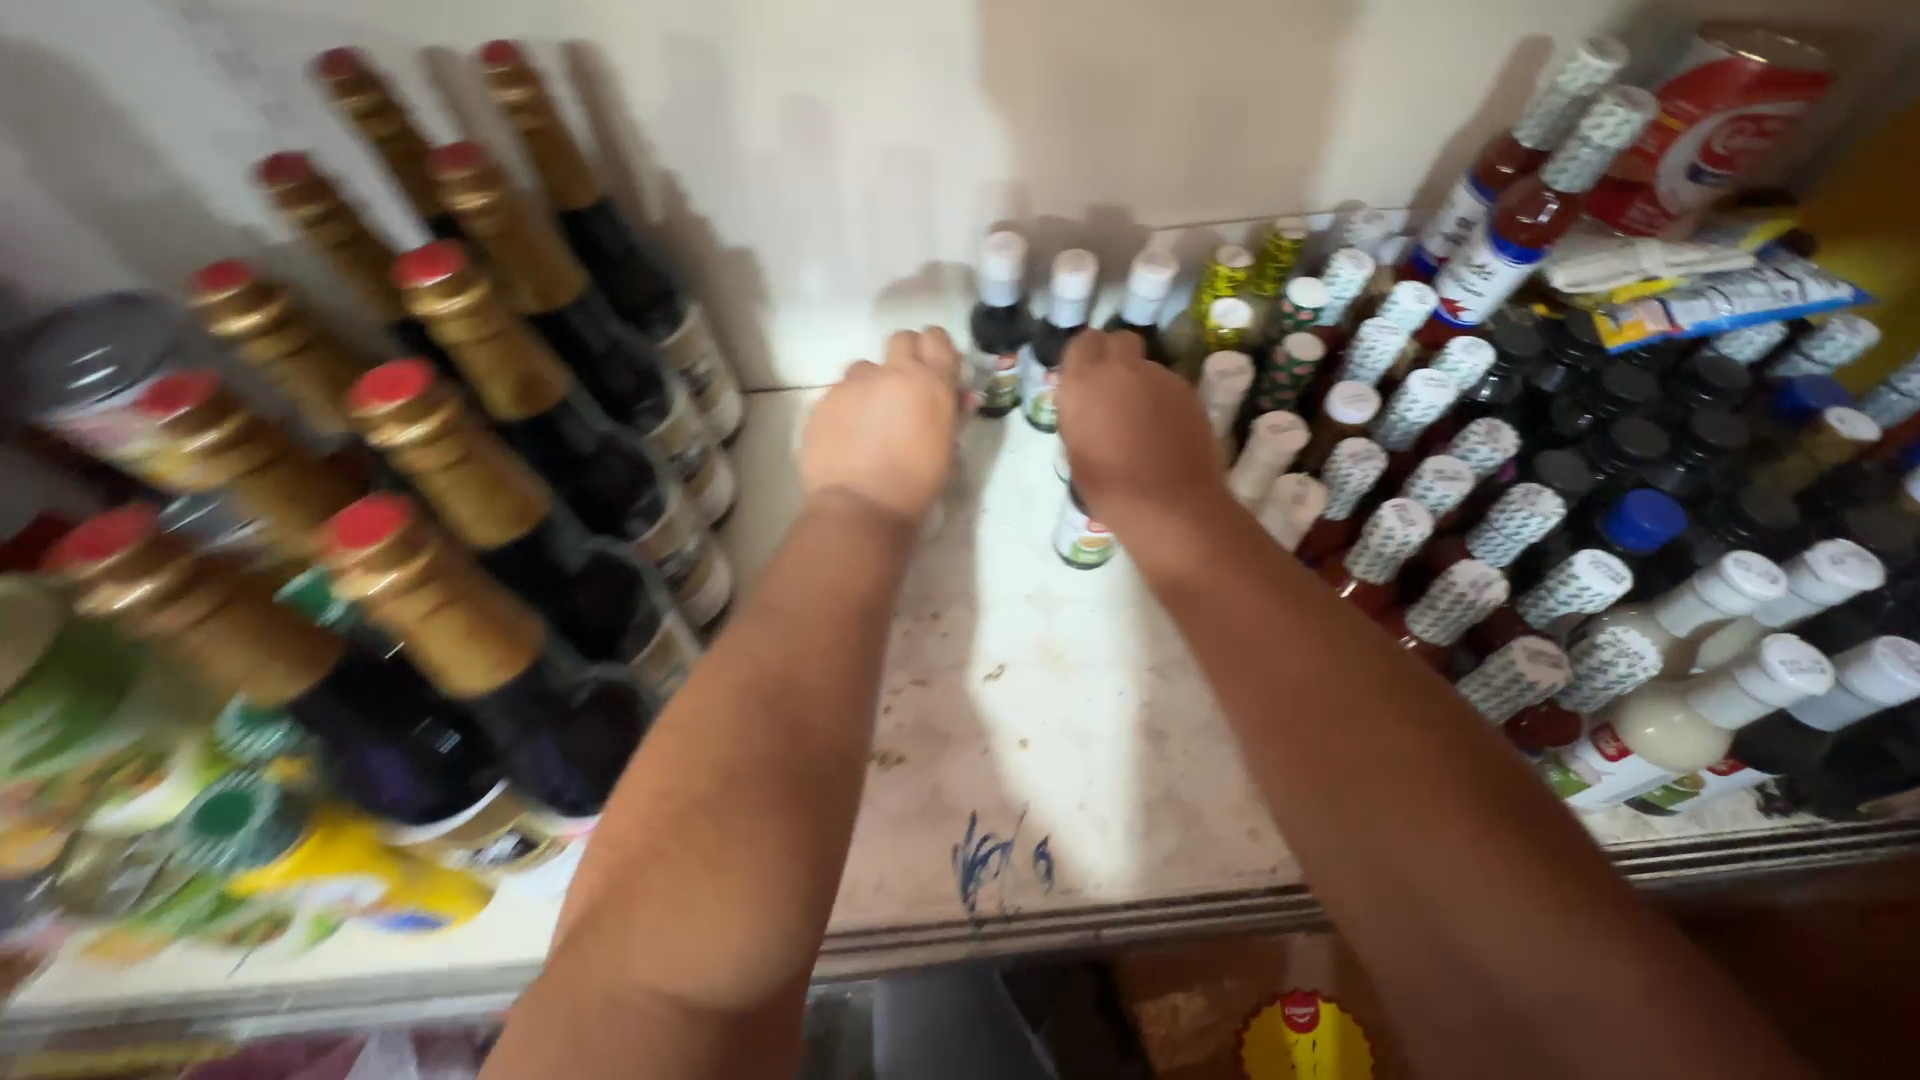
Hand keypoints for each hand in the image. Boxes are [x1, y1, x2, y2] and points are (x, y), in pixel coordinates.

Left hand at [800, 327, 961, 527]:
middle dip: (904, 357)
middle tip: (904, 388)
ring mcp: (854, 385)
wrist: (861, 506)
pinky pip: (839, 393)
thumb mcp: (946, 449)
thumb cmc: (916, 485)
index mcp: (931, 384)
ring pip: (864, 367)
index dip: (934, 349)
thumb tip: (959, 397)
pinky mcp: (824, 401)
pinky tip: (847, 438)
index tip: (933, 366)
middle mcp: (892, 374)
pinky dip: (846, 408)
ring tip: (870, 419)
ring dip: (871, 384)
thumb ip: (951, 414)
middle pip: (900, 340)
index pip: (936, 338)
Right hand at [1057, 330, 1223, 529]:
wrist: (1169, 504)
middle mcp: (1122, 369)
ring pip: (1146, 367)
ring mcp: (1161, 377)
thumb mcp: (1076, 452)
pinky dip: (1164, 402)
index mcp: (1084, 382)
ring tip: (1143, 424)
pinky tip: (1165, 433)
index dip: (1084, 358)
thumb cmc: (1110, 487)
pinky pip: (1169, 387)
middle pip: (1119, 340)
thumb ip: (1080, 418)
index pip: (1082, 342)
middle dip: (1115, 356)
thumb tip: (1088, 410)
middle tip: (1113, 391)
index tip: (1084, 381)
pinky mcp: (1189, 392)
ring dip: (1141, 384)